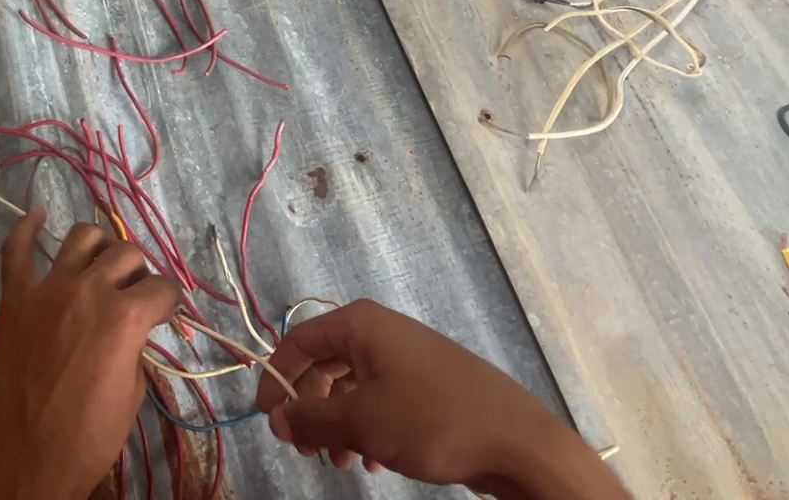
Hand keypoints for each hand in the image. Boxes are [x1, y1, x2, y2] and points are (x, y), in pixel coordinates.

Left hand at [0, 209, 182, 499]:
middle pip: (127, 254)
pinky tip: (38, 215)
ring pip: (82, 237)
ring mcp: (48, 288)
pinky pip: (16, 250)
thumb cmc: (85, 440)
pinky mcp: (15, 298)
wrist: (23, 465)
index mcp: (124, 317)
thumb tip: (135, 330)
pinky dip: (26, 227)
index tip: (168, 311)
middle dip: (140, 272)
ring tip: (102, 261)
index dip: (170, 302)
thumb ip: (136, 349)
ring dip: (100, 245)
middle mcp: (89, 289)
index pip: (162, 289)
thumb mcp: (131, 396)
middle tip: (137, 292)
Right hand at [255, 300, 629, 499]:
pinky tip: (375, 462)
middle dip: (310, 407)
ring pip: (352, 387)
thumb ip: (312, 419)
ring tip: (341, 463)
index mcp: (360, 325)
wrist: (521, 443)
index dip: (277, 377)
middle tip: (303, 449)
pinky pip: (381, 400)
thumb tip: (275, 418)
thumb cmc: (433, 420)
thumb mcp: (363, 421)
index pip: (299, 341)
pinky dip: (368, 428)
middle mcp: (379, 333)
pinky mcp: (428, 386)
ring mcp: (406, 358)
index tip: (266, 417)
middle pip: (324, 365)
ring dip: (338, 424)